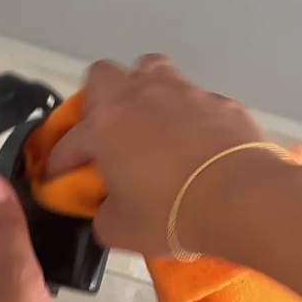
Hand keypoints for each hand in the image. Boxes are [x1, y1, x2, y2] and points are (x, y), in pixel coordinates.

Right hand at [43, 54, 287, 258]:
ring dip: (145, 92)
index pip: (70, 142)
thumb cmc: (170, 214)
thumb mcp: (120, 230)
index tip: (59, 180)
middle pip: (104, 75)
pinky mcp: (221, 101)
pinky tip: (198, 144)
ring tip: (152, 123)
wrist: (242, 200)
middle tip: (108, 133)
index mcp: (106, 124)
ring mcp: (184, 92)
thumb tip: (107, 208)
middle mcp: (140, 96)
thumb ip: (103, 215)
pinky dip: (190, 117)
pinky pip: (196, 100)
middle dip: (99, 100)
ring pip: (153, 70)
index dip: (60, 163)